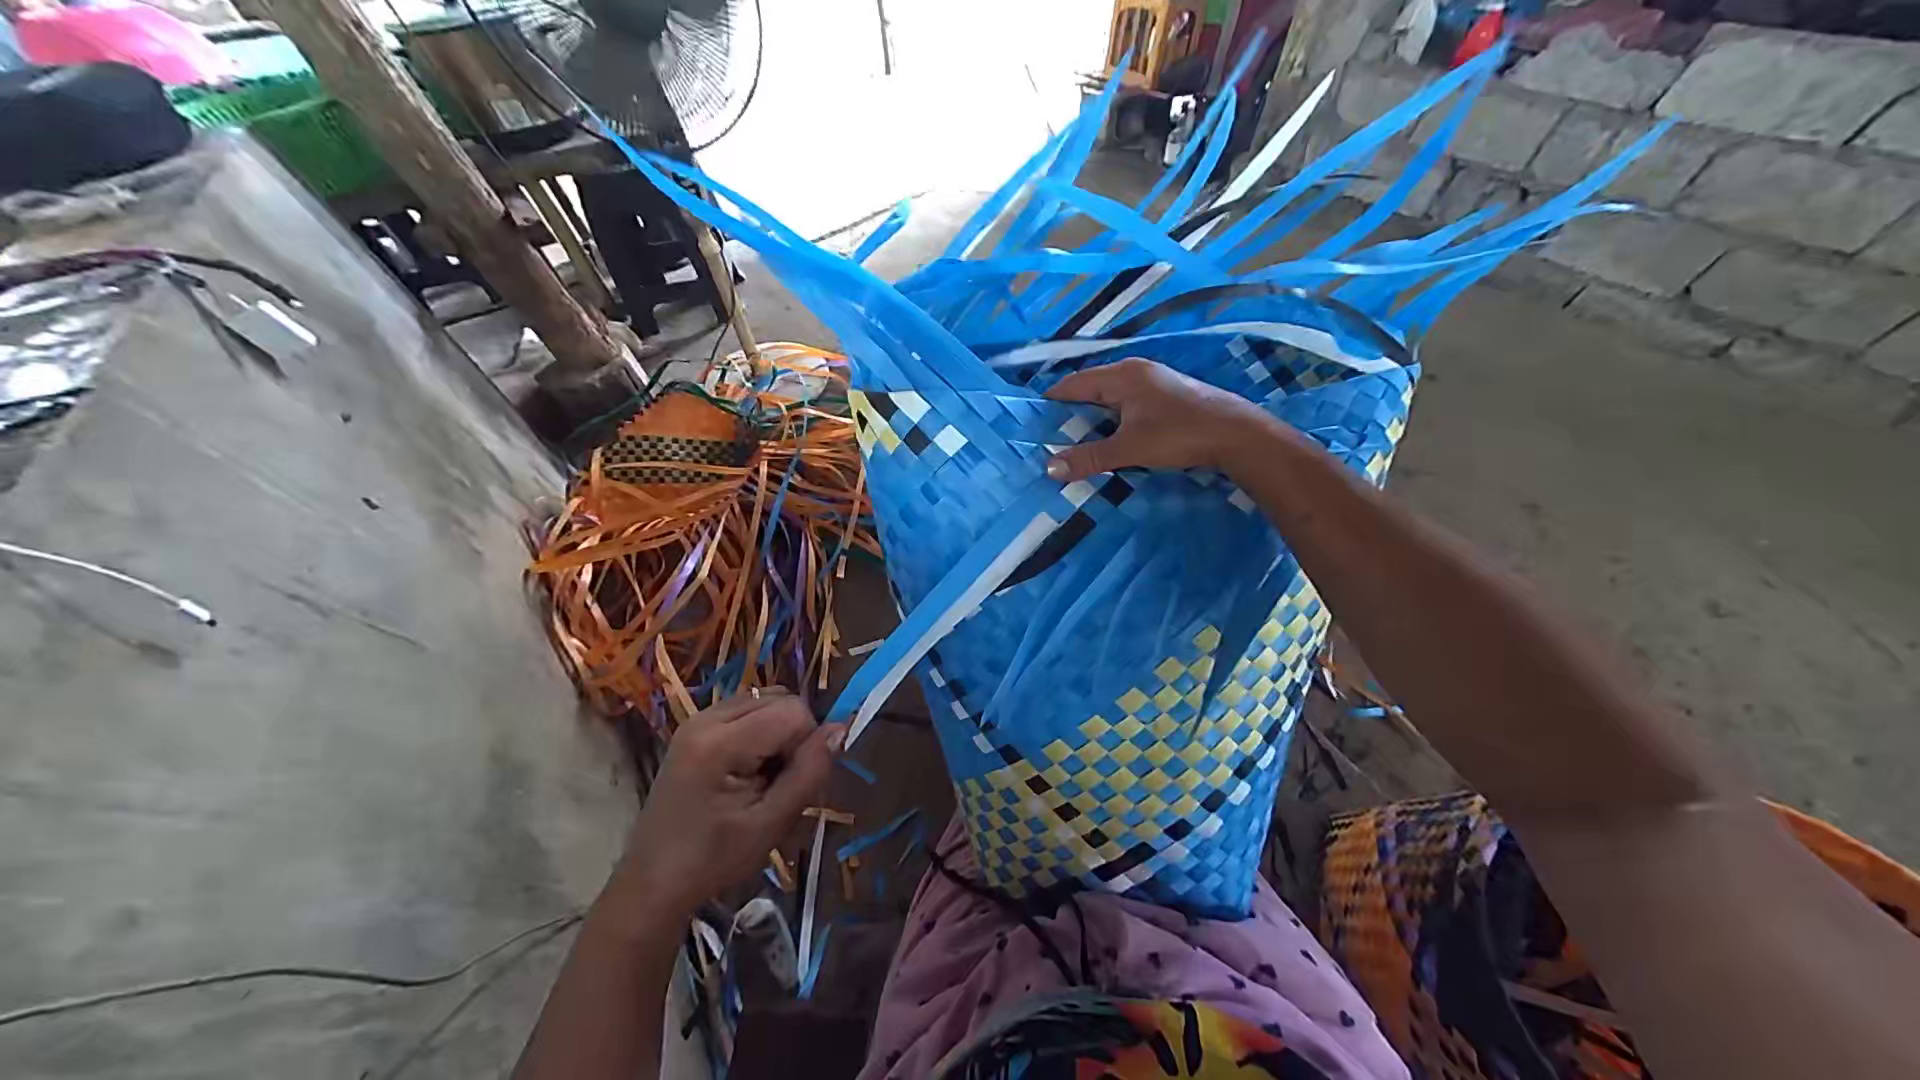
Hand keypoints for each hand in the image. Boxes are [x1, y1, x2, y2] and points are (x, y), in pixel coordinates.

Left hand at [617, 690, 842, 919]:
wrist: (654, 882)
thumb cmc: (714, 859)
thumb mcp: (772, 823)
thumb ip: (809, 772)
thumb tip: (841, 728)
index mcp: (720, 742)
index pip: (793, 710)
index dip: (806, 743)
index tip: (792, 783)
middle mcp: (706, 717)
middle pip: (779, 698)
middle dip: (793, 735)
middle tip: (778, 783)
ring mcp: (697, 719)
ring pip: (765, 700)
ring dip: (777, 733)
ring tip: (762, 778)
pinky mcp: (694, 727)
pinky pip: (746, 710)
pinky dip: (760, 732)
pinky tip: (747, 769)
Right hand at [1042, 357, 1271, 482]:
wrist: (1237, 434)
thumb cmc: (1180, 434)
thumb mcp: (1129, 448)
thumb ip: (1089, 457)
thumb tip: (1049, 468)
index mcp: (1122, 376)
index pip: (1073, 384)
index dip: (1051, 402)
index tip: (1032, 422)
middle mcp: (1136, 371)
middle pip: (1091, 388)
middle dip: (1070, 412)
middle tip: (1050, 437)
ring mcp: (1154, 382)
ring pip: (1111, 397)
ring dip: (1093, 417)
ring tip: (1075, 441)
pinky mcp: (1167, 396)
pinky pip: (1127, 404)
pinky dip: (1113, 419)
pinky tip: (1112, 438)